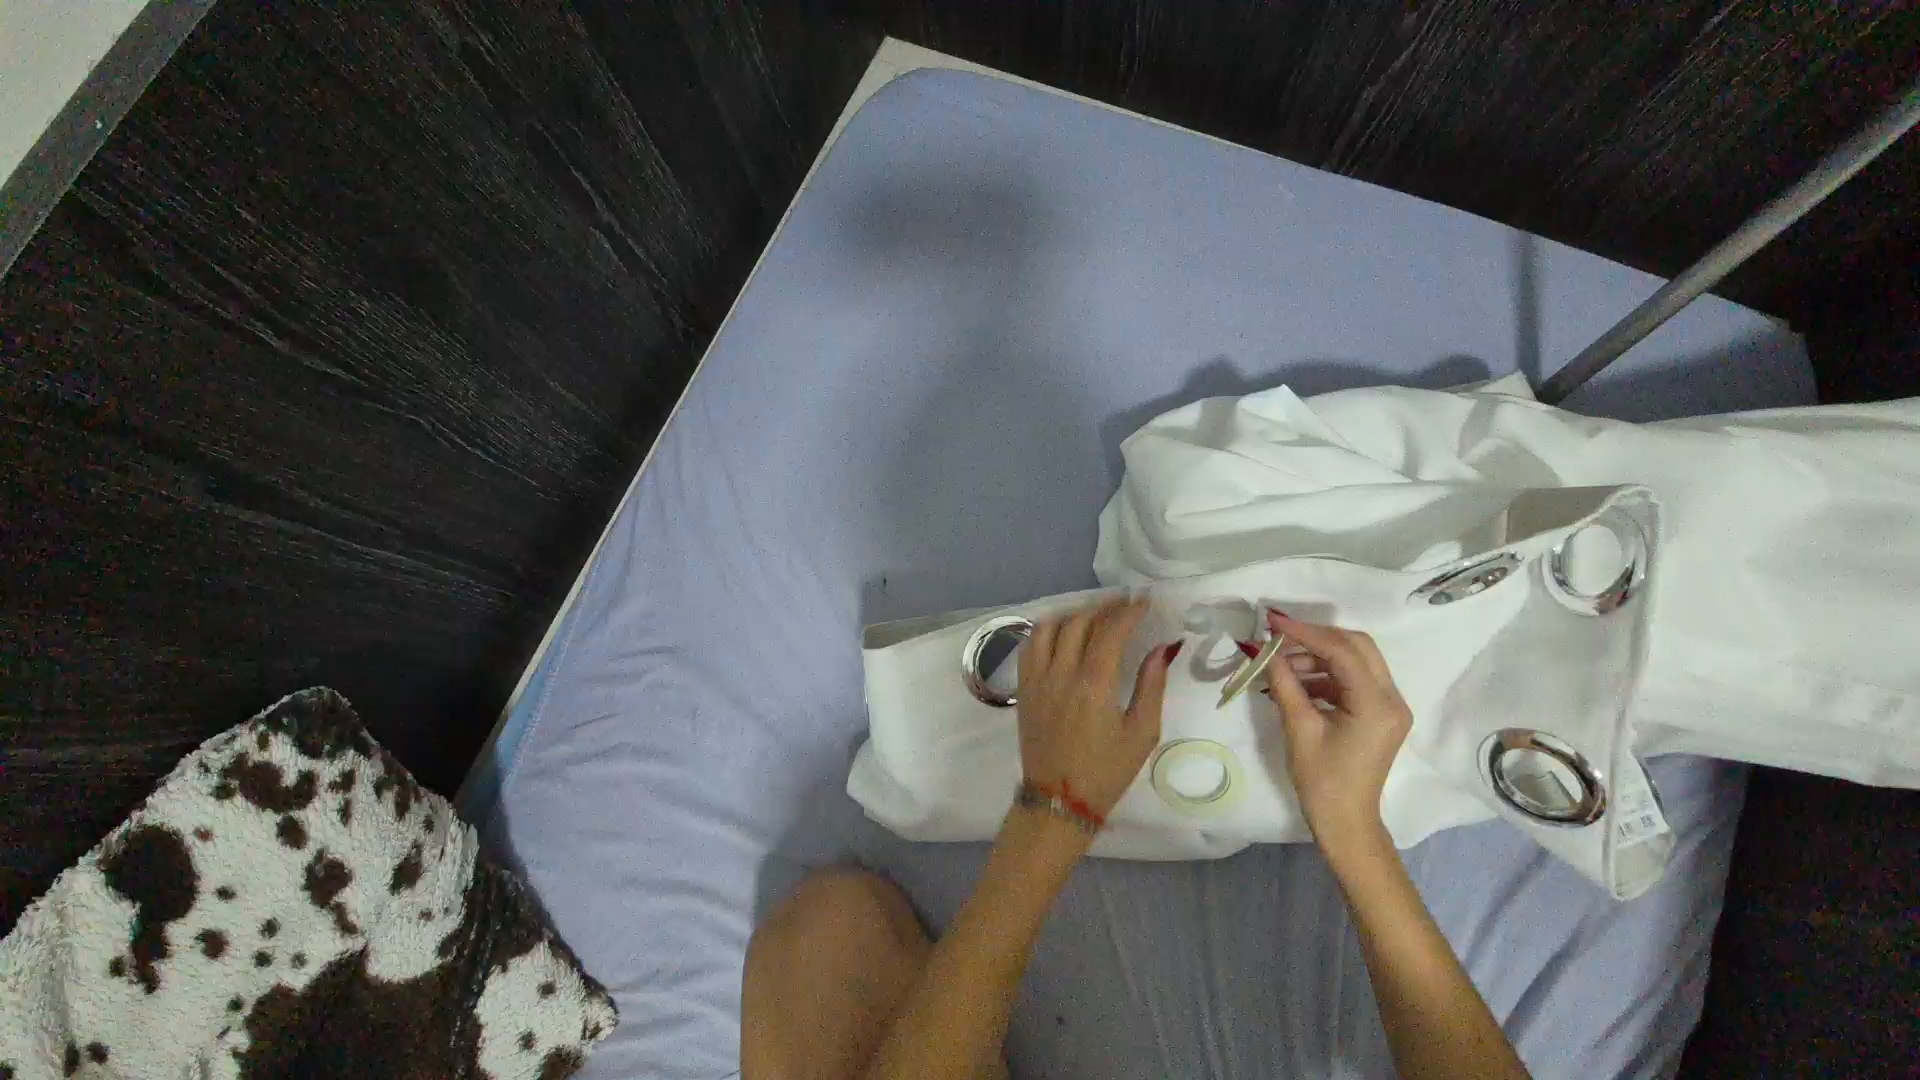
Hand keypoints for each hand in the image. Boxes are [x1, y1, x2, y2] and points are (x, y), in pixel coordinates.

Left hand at [1016, 597, 1177, 820]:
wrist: (1058, 801)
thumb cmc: (1106, 772)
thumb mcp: (1142, 734)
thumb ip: (1151, 686)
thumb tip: (1160, 648)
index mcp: (1093, 686)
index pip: (1110, 631)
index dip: (1128, 611)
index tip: (1144, 602)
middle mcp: (1060, 675)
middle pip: (1079, 622)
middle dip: (1104, 608)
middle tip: (1124, 605)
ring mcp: (1036, 680)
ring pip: (1049, 627)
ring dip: (1073, 614)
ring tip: (1094, 615)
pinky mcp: (1023, 688)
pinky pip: (1029, 645)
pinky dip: (1046, 629)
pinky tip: (1062, 632)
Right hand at [1262, 609, 1411, 860]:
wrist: (1345, 821)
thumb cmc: (1321, 780)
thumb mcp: (1298, 728)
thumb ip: (1285, 683)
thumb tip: (1267, 650)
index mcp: (1377, 704)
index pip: (1342, 651)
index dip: (1305, 632)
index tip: (1273, 622)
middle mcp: (1392, 698)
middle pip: (1357, 646)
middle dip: (1316, 637)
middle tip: (1279, 639)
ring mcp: (1389, 705)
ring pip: (1355, 659)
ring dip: (1318, 655)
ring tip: (1281, 666)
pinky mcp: (1379, 712)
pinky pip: (1353, 678)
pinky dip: (1325, 673)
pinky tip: (1296, 682)